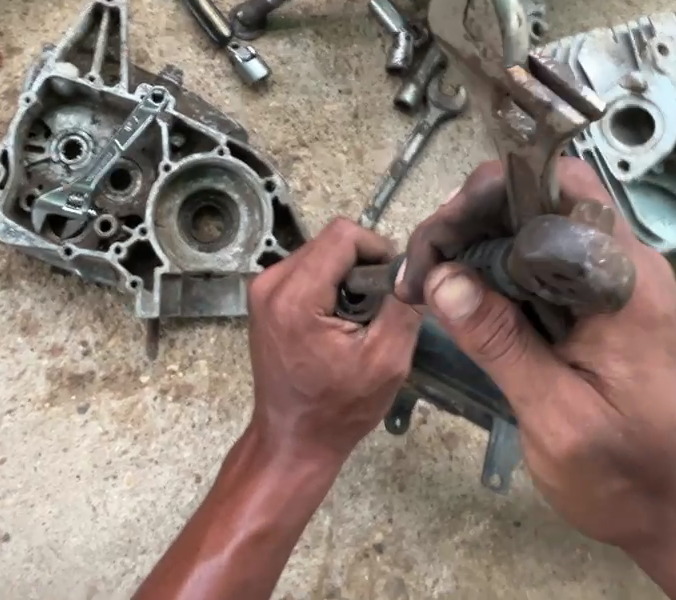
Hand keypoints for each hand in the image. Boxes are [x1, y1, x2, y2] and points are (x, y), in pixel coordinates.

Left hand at [245, 218, 421, 466]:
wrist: (292, 440)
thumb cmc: (338, 409)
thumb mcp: (386, 361)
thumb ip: (401, 307)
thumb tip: (412, 268)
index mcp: (295, 295)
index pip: (343, 234)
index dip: (376, 249)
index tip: (390, 284)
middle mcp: (271, 282)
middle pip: (330, 241)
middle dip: (361, 266)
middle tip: (376, 309)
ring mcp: (263, 287)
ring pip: (320, 252)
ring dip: (346, 276)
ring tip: (357, 319)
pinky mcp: (265, 296)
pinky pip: (307, 268)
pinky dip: (329, 284)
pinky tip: (338, 320)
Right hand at [402, 159, 675, 554]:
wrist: (671, 511)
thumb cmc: (626, 476)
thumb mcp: (557, 418)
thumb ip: (502, 345)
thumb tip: (441, 278)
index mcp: (626, 281)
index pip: (560, 189)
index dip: (492, 197)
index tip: (440, 244)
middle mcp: (619, 262)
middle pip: (533, 196)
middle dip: (467, 218)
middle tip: (420, 269)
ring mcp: (604, 275)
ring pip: (524, 221)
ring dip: (468, 240)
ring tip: (425, 282)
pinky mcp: (586, 293)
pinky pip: (528, 254)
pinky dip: (484, 264)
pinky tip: (453, 295)